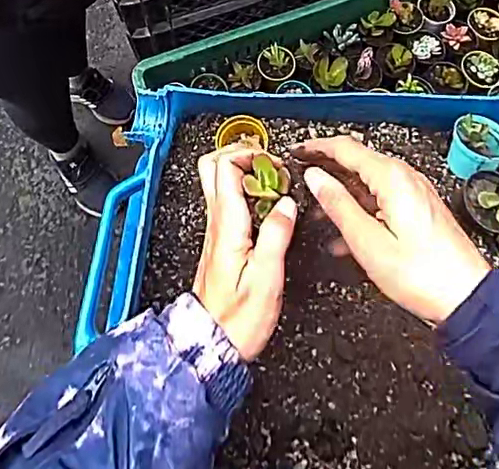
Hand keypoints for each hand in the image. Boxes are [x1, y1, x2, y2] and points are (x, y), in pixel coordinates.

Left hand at [193, 142, 295, 360]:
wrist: (212, 346)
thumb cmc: (238, 320)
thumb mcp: (266, 278)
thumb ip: (277, 235)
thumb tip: (287, 204)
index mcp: (227, 223)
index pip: (226, 165)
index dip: (252, 155)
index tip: (277, 168)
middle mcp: (216, 220)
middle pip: (213, 164)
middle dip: (243, 153)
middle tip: (270, 166)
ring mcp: (216, 228)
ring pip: (219, 180)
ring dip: (246, 172)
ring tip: (274, 186)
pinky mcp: (221, 239)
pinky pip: (228, 200)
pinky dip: (247, 192)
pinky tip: (268, 207)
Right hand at [295, 136, 490, 325]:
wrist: (466, 297)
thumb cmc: (423, 274)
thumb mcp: (368, 242)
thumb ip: (338, 205)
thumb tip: (316, 178)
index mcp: (391, 177)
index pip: (345, 147)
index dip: (317, 147)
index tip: (298, 150)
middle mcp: (405, 177)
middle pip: (358, 160)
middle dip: (327, 167)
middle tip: (302, 174)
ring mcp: (414, 191)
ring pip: (369, 181)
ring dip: (342, 191)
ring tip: (318, 208)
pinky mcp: (419, 207)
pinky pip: (382, 197)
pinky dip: (361, 206)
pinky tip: (346, 231)